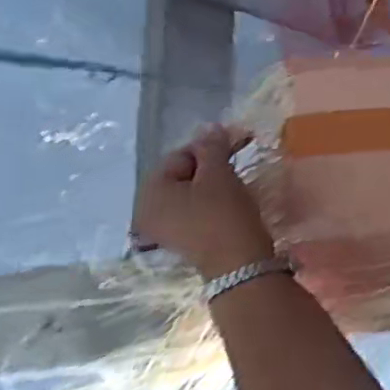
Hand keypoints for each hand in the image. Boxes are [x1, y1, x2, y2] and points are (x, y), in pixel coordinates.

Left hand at [132, 125, 276, 278]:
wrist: (239, 263)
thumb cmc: (224, 214)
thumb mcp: (219, 175)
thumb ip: (211, 147)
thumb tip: (209, 126)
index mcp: (150, 191)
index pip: (180, 155)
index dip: (211, 147)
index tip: (240, 143)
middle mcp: (148, 209)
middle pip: (182, 173)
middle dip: (211, 164)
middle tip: (239, 161)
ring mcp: (163, 227)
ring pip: (189, 191)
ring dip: (213, 181)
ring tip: (237, 181)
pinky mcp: (181, 238)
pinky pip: (192, 208)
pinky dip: (210, 199)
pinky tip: (229, 201)